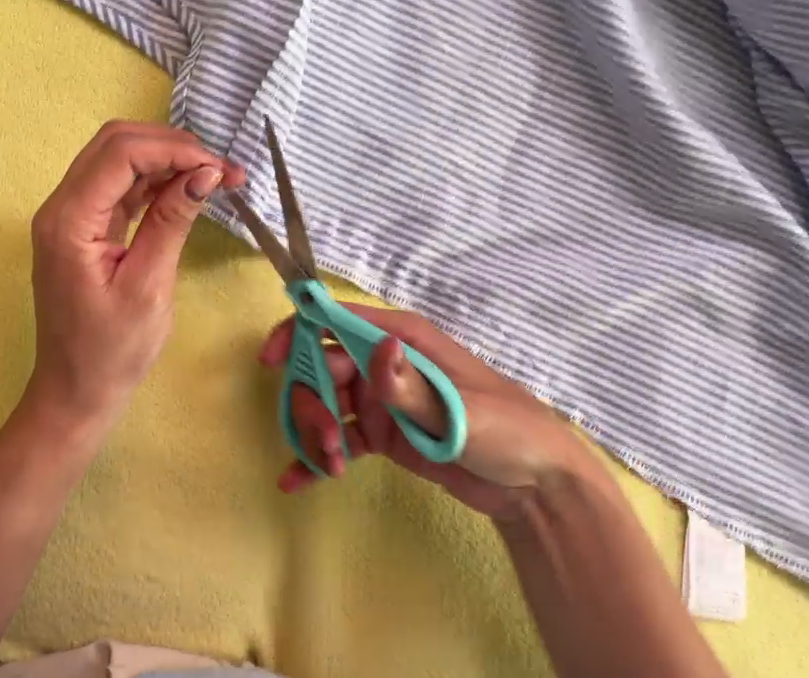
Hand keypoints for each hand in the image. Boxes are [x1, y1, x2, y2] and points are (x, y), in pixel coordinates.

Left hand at [27, 121, 245, 426]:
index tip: (219, 169)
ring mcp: (69, 214)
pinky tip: (188, 190)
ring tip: (215, 178)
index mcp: (68, 221)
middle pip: (114, 144)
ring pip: (117, 159)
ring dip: (166, 160)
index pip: (119, 154)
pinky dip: (154, 181)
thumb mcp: (148, 287)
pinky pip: (119, 186)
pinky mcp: (83, 226)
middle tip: (221, 170)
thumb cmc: (110, 352)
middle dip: (171, 146)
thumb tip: (205, 173)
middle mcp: (60, 207)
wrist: (75, 392)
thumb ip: (171, 222)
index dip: (173, 150)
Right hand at [259, 304, 598, 518]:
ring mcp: (381, 400)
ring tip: (329, 466)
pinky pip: (340, 439)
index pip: (336, 321)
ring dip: (315, 433)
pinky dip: (317, 457)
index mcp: (402, 341)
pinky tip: (296, 479)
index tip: (271, 360)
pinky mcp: (383, 435)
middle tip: (324, 441)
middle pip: (321, 367)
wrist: (537, 487)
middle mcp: (384, 363)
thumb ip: (412, 386)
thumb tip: (377, 346)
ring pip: (326, 404)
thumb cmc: (508, 430)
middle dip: (310, 401)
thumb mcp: (461, 411)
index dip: (298, 332)